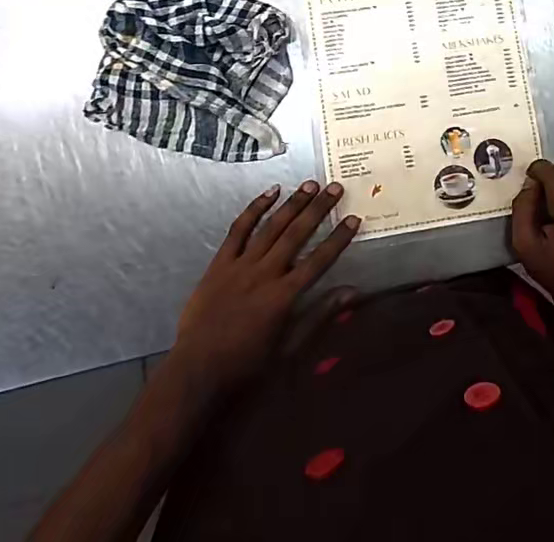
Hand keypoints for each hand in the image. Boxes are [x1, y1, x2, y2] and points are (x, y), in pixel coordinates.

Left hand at [168, 180, 359, 398]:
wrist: (199, 368)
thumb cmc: (248, 366)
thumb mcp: (290, 350)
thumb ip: (319, 317)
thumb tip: (351, 292)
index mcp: (284, 297)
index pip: (318, 261)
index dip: (338, 239)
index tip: (353, 218)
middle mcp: (264, 273)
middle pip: (296, 235)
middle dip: (317, 210)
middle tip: (334, 187)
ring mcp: (240, 264)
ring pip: (271, 227)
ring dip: (291, 204)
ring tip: (309, 185)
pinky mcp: (220, 261)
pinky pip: (239, 229)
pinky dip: (254, 209)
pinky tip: (269, 193)